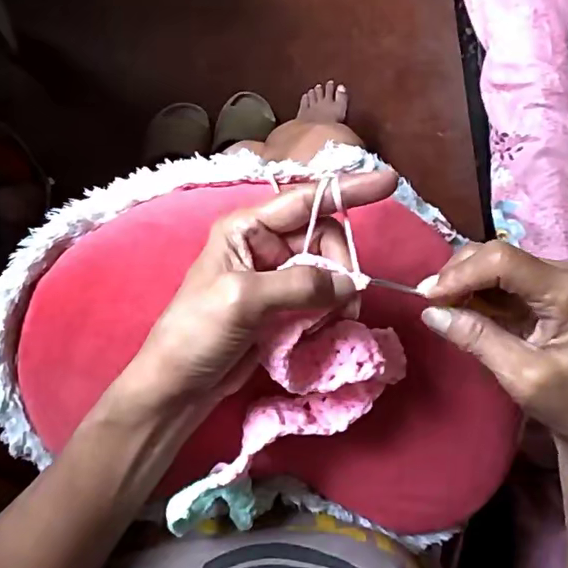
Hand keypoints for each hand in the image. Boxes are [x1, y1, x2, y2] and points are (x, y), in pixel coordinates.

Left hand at [120, 170, 399, 409]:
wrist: (178, 385)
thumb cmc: (196, 332)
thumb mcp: (243, 300)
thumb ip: (299, 285)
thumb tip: (349, 284)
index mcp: (247, 229)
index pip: (306, 200)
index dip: (348, 189)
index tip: (389, 183)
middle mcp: (264, 246)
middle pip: (324, 238)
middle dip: (341, 266)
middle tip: (346, 302)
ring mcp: (275, 278)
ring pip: (328, 272)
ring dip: (338, 295)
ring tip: (332, 322)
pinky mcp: (282, 307)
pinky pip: (321, 299)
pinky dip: (329, 313)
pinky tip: (321, 331)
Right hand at [419, 241, 567, 445]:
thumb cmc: (567, 402)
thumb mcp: (520, 375)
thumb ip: (477, 338)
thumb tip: (431, 313)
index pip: (505, 262)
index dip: (462, 273)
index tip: (429, 297)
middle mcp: (563, 275)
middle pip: (498, 254)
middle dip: (459, 273)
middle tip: (429, 301)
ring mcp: (552, 281)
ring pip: (494, 262)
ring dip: (462, 280)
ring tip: (439, 305)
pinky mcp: (540, 291)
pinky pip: (499, 279)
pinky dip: (473, 289)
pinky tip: (456, 306)